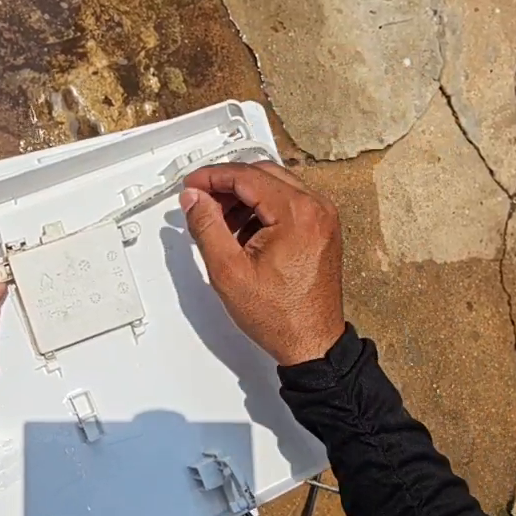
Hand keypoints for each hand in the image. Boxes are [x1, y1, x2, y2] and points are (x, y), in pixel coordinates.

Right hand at [179, 161, 344, 365]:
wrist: (312, 341)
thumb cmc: (280, 315)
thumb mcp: (228, 270)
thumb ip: (206, 226)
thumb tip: (194, 198)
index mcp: (297, 213)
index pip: (246, 176)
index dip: (212, 177)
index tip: (192, 185)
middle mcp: (316, 208)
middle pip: (262, 174)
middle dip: (227, 185)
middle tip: (201, 201)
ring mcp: (323, 218)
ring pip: (275, 186)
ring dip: (244, 197)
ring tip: (220, 222)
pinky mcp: (322, 229)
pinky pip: (288, 203)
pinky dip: (262, 209)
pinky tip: (243, 232)